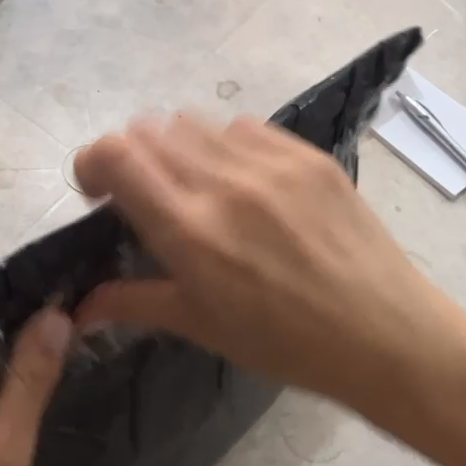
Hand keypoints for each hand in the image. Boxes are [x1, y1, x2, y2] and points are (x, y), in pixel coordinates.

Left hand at [0, 312, 71, 465]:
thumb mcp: (6, 450)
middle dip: (30, 365)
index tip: (77, 357)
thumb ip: (31, 381)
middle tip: (56, 401)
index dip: (44, 338)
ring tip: (38, 415)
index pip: (7, 324)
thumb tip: (57, 315)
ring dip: (17, 383)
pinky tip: (13, 423)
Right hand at [72, 114, 465, 409]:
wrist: (385, 335)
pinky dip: (225, 146)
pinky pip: (244, 128)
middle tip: (144, 195)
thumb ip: (133, 302)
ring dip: (177, 148)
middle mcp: (224, 183)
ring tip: (195, 187)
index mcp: (189, 230)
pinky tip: (243, 183)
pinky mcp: (308, 155)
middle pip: (148, 129)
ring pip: (194, 122)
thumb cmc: (285, 343)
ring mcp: (271, 163)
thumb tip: (81, 304)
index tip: (99, 193)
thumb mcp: (201, 326)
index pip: (116, 154)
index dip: (93, 163)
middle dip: (131, 157)